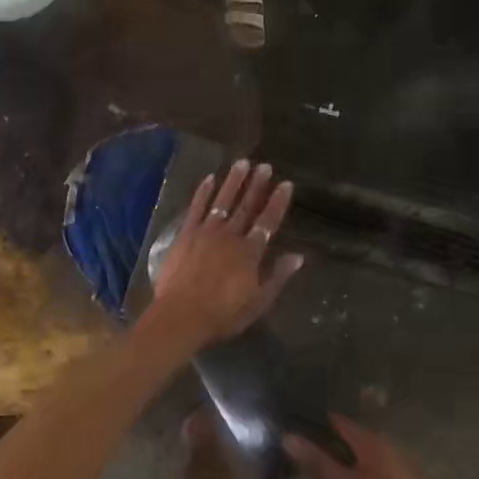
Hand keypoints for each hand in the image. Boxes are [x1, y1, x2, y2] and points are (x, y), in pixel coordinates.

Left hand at [150, 160, 303, 342]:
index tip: (286, 184)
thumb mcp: (258, 302)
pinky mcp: (185, 234)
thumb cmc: (222, 314)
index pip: (268, 221)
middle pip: (246, 206)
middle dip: (257, 185)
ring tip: (242, 163)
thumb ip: (278, 277)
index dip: (278, 202)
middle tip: (265, 166)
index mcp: (250, 252)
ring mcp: (205, 232)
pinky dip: (203, 192)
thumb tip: (298, 256)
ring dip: (233, 182)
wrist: (181, 314)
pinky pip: (196, 208)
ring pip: (222, 201)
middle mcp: (230, 236)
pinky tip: (209, 178)